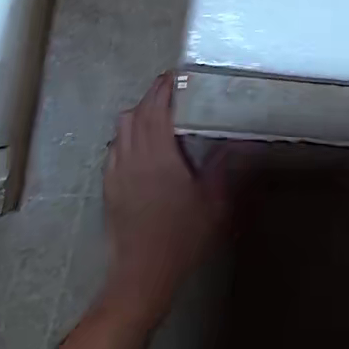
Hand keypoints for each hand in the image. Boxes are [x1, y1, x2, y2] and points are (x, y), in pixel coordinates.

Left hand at [100, 72, 230, 322]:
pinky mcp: (109, 183)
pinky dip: (128, 134)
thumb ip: (224, 168)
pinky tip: (142, 145)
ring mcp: (117, 168)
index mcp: (159, 153)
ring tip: (160, 113)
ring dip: (140, 112)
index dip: (167, 86)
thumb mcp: (213, 203)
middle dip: (155, 94)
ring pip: (122, 126)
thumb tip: (239, 141)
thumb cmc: (181, 237)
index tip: (180, 75)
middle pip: (139, 111)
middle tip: (175, 89)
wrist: (141, 273)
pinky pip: (115, 146)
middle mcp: (133, 154)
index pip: (158, 106)